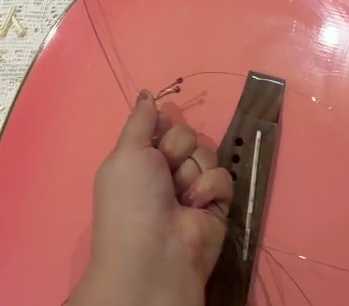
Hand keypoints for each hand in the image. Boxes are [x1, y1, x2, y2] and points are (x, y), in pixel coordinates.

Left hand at [70, 93, 233, 305]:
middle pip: (188, 134)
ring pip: (206, 151)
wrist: (155, 256)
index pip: (164, 123)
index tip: (159, 131)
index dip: (164, 125)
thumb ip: (140, 120)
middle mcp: (167, 170)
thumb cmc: (132, 201)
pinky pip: (222, 176)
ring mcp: (193, 187)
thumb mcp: (126, 153)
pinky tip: (196, 207)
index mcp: (142, 158)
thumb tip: (146, 93)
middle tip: (165, 172)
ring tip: (181, 196)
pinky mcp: (216, 204)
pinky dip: (210, 189)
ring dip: (193, 170)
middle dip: (178, 148)